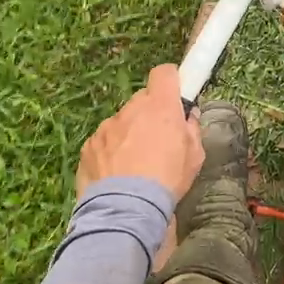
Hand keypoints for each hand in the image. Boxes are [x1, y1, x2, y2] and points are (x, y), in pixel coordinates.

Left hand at [74, 65, 202, 200]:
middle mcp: (131, 109)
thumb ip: (192, 129)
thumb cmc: (167, 180)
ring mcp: (107, 127)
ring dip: (129, 133)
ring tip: (135, 163)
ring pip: (122, 121)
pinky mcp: (89, 146)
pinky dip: (111, 151)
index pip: (164, 73)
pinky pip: (104, 141)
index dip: (171, 81)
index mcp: (160, 106)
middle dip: (151, 113)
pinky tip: (117, 174)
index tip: (175, 97)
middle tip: (158, 138)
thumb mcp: (195, 156)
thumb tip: (187, 117)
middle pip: (143, 99)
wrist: (126, 210)